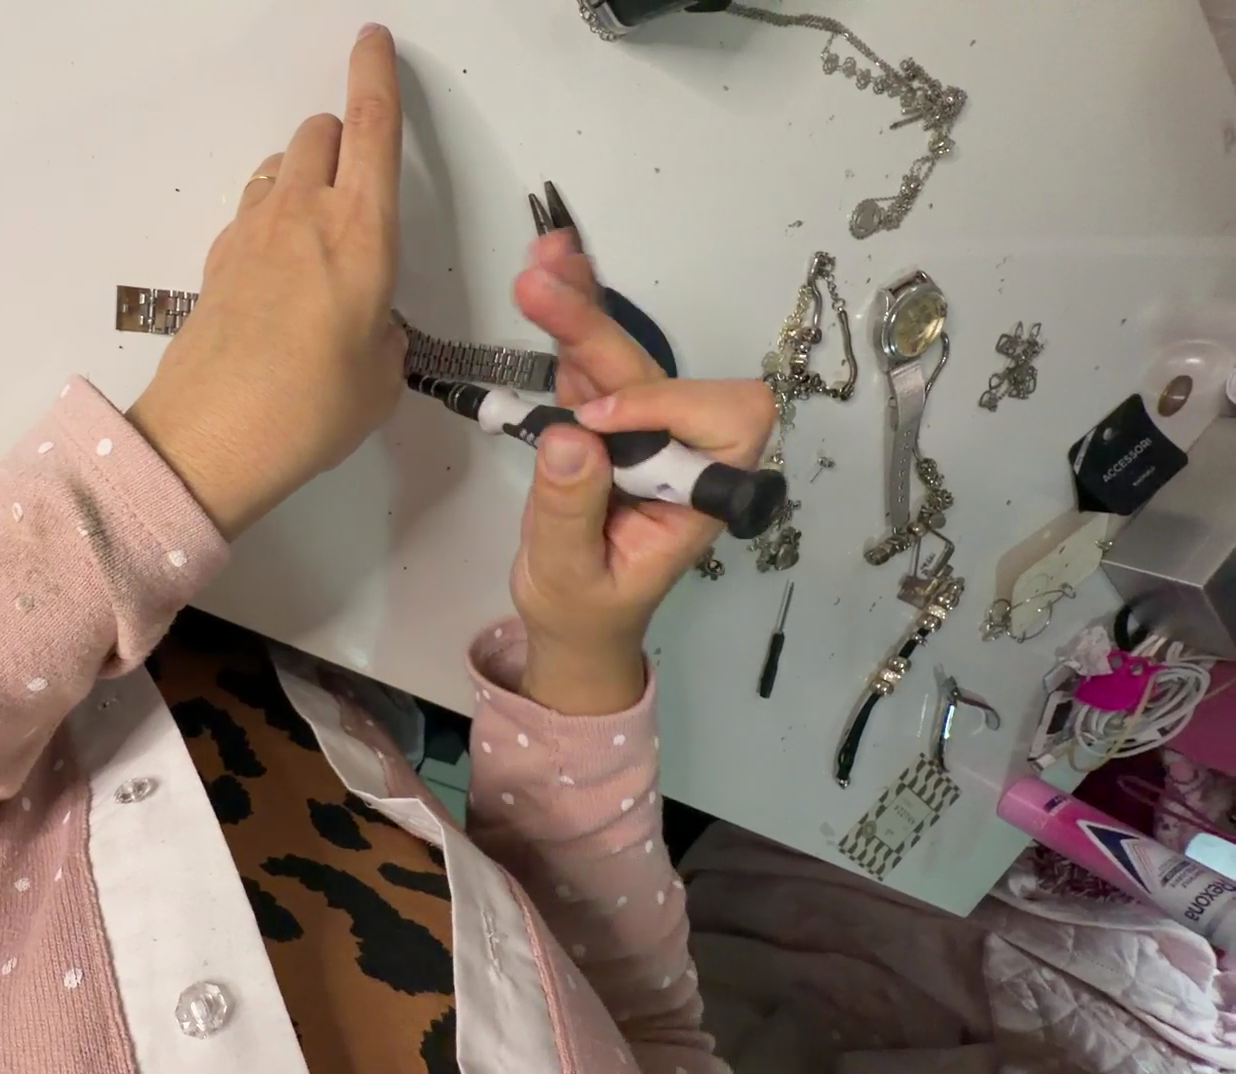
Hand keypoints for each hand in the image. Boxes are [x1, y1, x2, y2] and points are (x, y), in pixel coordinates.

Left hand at [127, 24, 406, 538]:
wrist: (212, 441)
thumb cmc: (306, 412)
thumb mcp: (379, 382)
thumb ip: (384, 339)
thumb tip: (371, 331)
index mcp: (360, 236)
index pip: (373, 127)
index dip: (377, 75)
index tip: (374, 45)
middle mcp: (300, 218)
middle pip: (317, 132)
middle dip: (340, 137)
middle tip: (354, 177)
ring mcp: (248, 236)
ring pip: (278, 167)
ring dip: (301, 175)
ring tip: (316, 228)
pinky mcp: (213, 263)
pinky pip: (247, 214)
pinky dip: (268, 220)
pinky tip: (275, 270)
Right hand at [509, 231, 775, 715]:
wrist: (574, 622)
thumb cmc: (584, 611)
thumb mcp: (573, 576)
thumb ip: (572, 512)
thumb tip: (570, 437)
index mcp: (698, 495)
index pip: (723, 421)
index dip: (662, 406)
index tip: (592, 423)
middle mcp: (679, 453)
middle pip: (655, 373)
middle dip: (598, 330)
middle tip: (540, 281)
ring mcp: (638, 435)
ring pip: (621, 359)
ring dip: (582, 309)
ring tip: (543, 261)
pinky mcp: (599, 428)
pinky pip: (589, 370)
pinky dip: (566, 328)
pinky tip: (547, 280)